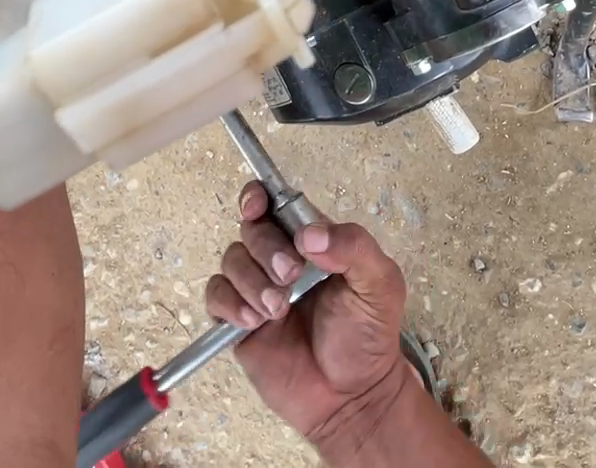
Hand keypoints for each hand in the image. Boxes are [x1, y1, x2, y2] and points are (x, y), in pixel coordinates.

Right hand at [203, 182, 409, 444]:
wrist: (353, 398)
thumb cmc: (368, 335)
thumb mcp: (379, 284)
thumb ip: (353, 248)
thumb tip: (309, 234)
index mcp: (311, 240)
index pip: (276, 203)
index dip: (258, 196)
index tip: (256, 207)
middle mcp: (280, 257)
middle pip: (252, 229)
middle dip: (266, 248)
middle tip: (290, 277)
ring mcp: (257, 288)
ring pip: (232, 260)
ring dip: (251, 281)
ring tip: (277, 310)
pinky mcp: (239, 320)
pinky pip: (217, 296)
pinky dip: (229, 303)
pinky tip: (253, 321)